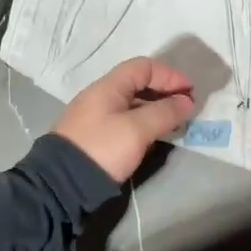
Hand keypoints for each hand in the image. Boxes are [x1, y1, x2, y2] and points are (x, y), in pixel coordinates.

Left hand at [52, 57, 195, 181]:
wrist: (60, 184)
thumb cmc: (102, 149)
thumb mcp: (137, 130)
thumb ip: (164, 112)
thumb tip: (186, 101)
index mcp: (109, 86)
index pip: (144, 66)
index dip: (169, 75)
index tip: (189, 93)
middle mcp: (101, 95)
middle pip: (138, 82)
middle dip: (164, 91)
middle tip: (185, 108)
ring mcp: (96, 116)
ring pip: (132, 102)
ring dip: (155, 108)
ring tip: (174, 123)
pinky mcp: (95, 136)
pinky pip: (125, 118)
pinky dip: (143, 121)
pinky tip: (153, 135)